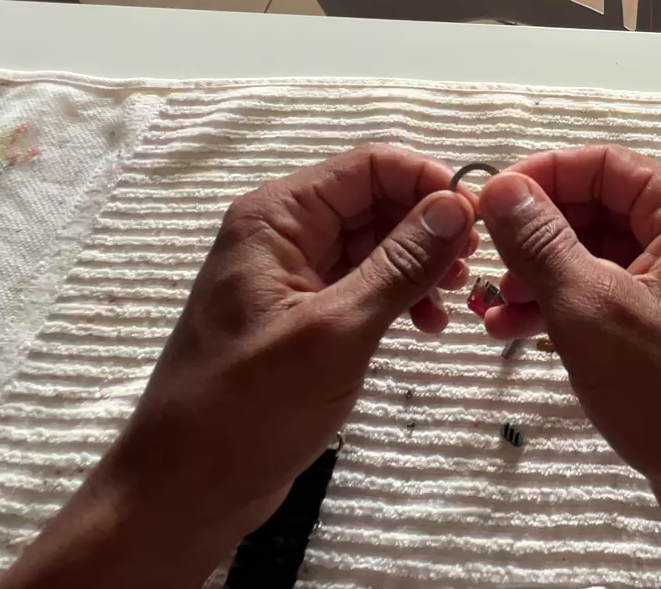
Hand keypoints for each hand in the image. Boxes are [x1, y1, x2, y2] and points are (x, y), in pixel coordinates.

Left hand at [0, 145, 476, 588]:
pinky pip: (368, 277)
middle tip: (469, 265)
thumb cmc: (250, 408)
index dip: (426, 181)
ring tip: (451, 298)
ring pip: (378, 239)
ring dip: (421, 262)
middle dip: (428, 226)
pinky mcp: (308, 307)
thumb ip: (401, 263)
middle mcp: (286, 230)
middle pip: (377, 199)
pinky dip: (403, 291)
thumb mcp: (337, 329)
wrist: (185, 495)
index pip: (369, 165)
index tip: (475, 218)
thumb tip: (457, 204)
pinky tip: (426, 322)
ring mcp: (296, 269)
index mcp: (278, 216)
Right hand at [477, 147, 660, 587]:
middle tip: (486, 267)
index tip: (485, 203)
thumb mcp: (592, 310)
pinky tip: (515, 330)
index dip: (539, 176)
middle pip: (595, 206)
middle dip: (534, 236)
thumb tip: (500, 187)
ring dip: (540, 275)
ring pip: (594, 251)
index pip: (601, 164)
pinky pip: (605, 289)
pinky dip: (563, 304)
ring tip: (491, 311)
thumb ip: (540, 242)